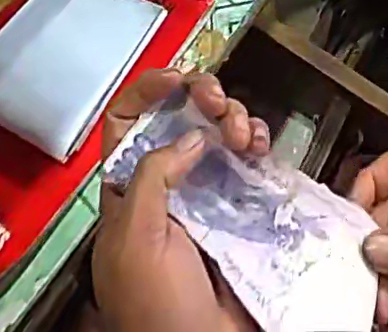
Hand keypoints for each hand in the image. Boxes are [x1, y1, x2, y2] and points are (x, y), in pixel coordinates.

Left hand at [93, 69, 272, 331]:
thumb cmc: (155, 311)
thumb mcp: (134, 244)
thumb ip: (152, 179)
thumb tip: (190, 136)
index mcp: (129, 188)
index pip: (127, 121)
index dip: (148, 91)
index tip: (178, 79)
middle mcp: (168, 179)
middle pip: (181, 113)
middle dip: (202, 94)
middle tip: (217, 101)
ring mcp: (207, 187)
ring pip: (218, 126)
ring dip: (235, 116)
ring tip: (245, 136)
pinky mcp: (242, 198)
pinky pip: (250, 152)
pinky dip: (258, 136)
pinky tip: (259, 146)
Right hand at [351, 152, 387, 331]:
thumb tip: (369, 244)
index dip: (369, 185)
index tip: (349, 213)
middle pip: (379, 221)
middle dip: (365, 244)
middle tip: (357, 269)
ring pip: (381, 264)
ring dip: (372, 284)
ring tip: (379, 306)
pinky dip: (383, 311)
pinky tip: (385, 320)